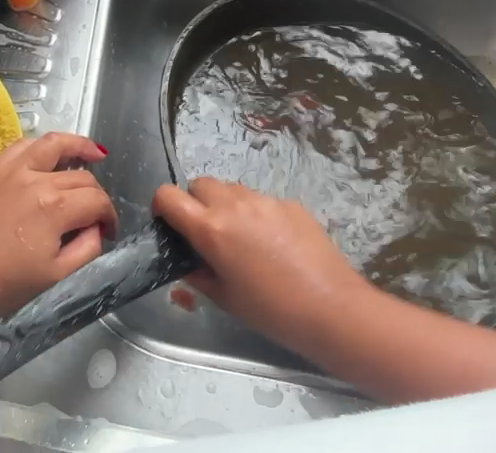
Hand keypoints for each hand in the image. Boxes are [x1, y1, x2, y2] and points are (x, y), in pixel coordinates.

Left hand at [0, 132, 116, 315]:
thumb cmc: (4, 281)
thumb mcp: (55, 277)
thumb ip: (86, 249)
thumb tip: (96, 229)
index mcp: (56, 207)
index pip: (97, 201)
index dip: (109, 216)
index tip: (107, 231)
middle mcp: (38, 178)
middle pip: (81, 176)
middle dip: (96, 195)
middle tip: (94, 214)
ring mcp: (13, 168)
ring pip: (53, 144)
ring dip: (77, 146)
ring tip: (92, 152)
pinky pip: (22, 145)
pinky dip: (41, 146)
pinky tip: (48, 153)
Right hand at [153, 178, 376, 355]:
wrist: (333, 309)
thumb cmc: (273, 311)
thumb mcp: (225, 299)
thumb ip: (198, 274)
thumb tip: (188, 262)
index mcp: (211, 229)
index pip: (168, 195)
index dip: (162, 206)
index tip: (170, 225)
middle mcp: (234, 205)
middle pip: (200, 184)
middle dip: (196, 202)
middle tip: (208, 233)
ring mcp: (265, 200)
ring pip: (232, 189)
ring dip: (227, 206)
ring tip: (243, 239)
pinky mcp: (290, 203)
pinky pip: (262, 201)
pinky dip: (258, 215)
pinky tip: (275, 245)